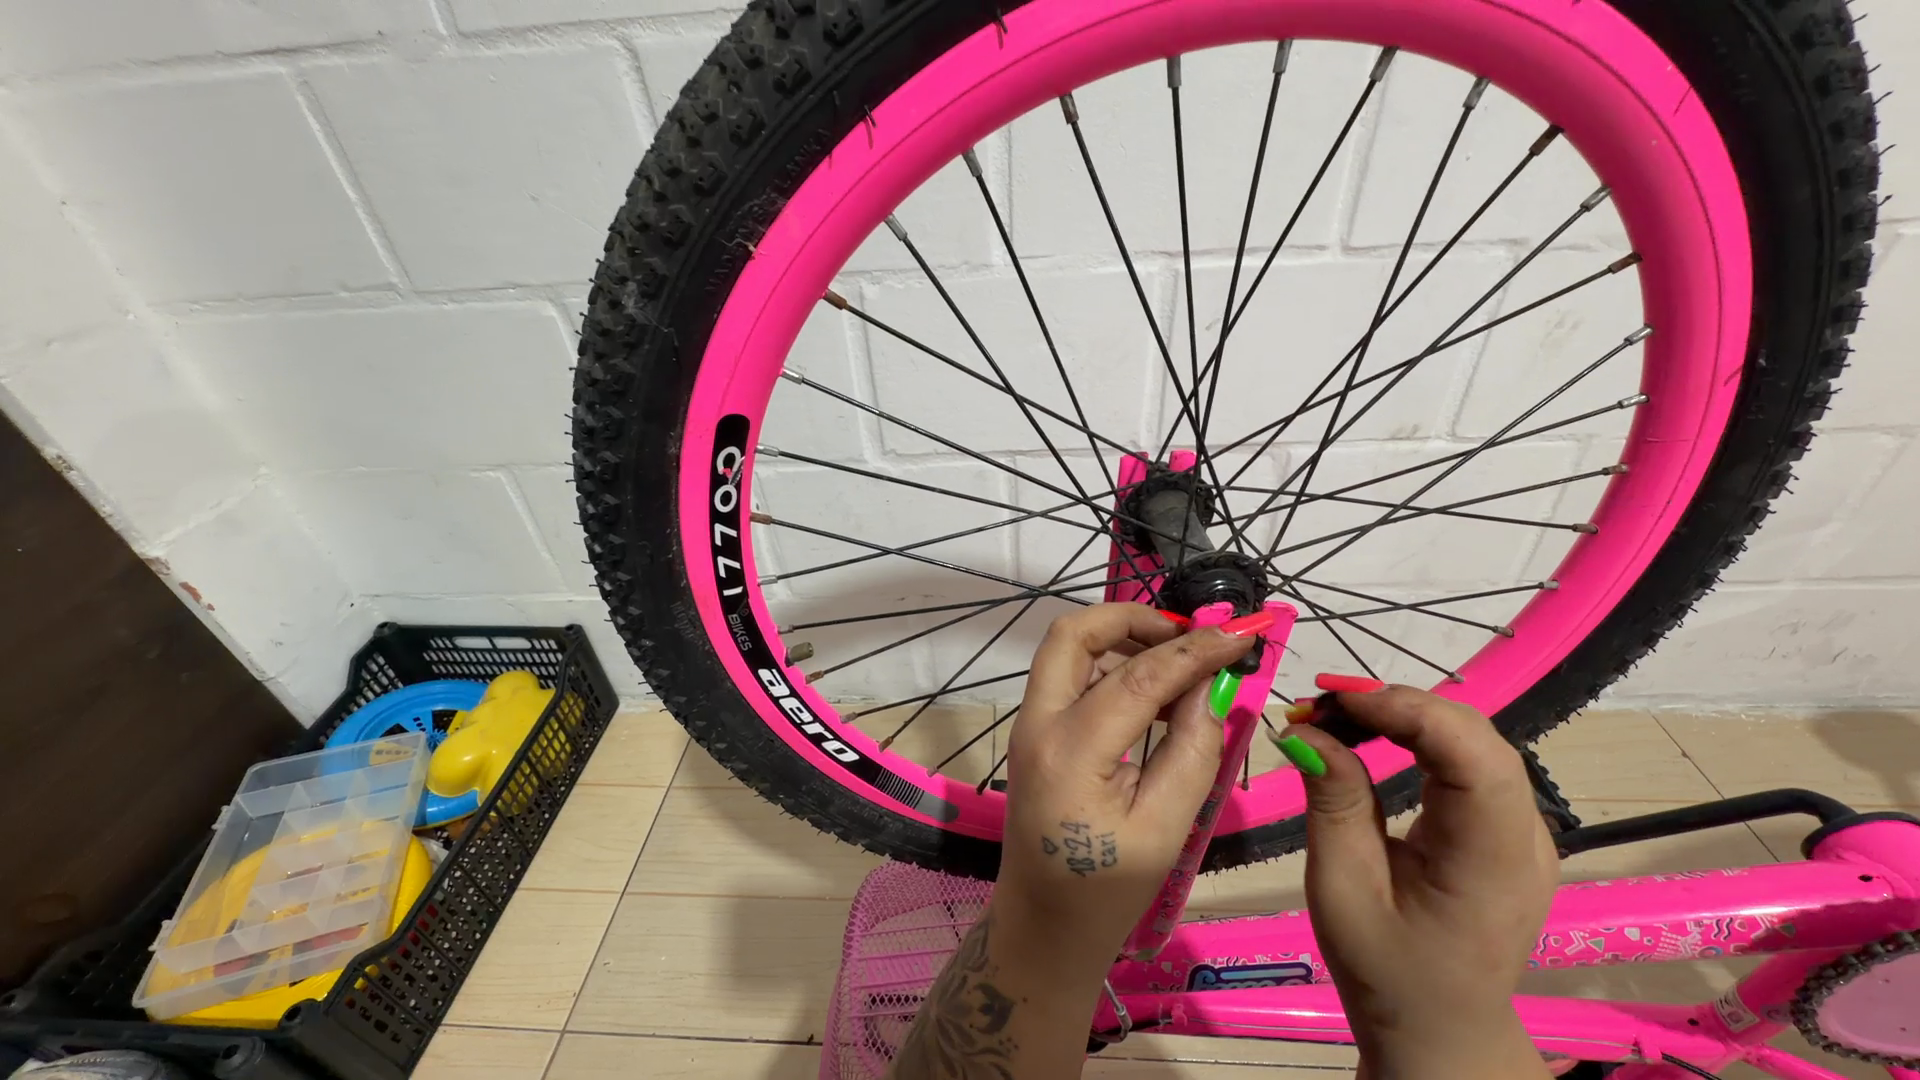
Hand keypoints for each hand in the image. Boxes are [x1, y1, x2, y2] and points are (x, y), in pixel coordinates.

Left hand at [991, 603, 1263, 979]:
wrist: (1042, 927)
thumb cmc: (1105, 892)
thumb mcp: (1165, 828)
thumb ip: (1192, 751)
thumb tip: (1210, 688)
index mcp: (1070, 750)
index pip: (1137, 676)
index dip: (1194, 651)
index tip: (1240, 635)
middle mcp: (1038, 723)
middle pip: (1074, 634)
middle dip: (1133, 618)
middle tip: (1188, 634)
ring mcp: (1029, 725)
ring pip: (1068, 650)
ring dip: (1121, 640)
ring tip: (1181, 663)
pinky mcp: (1036, 733)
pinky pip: (1070, 678)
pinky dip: (1110, 667)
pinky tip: (1154, 694)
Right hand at [1287, 686, 1556, 1079]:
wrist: (1440, 1028)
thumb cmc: (1384, 968)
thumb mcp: (1341, 888)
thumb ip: (1333, 802)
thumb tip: (1306, 730)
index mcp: (1490, 861)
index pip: (1473, 757)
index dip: (1407, 711)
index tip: (1333, 700)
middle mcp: (1523, 836)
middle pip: (1473, 737)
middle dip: (1394, 705)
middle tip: (1320, 705)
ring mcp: (1520, 830)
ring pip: (1469, 739)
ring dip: (1400, 715)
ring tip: (1334, 715)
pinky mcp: (1501, 827)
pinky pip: (1464, 759)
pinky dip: (1412, 735)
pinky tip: (1369, 734)